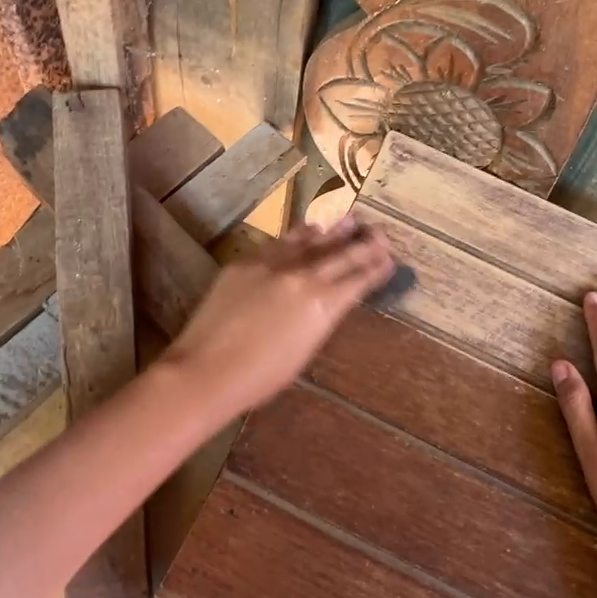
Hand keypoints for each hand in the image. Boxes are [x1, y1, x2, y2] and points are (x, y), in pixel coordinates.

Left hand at [160, 218, 395, 413]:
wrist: (208, 368)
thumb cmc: (261, 377)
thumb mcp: (304, 349)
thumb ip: (320, 317)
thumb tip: (329, 299)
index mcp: (323, 304)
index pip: (357, 280)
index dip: (375, 268)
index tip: (388, 258)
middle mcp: (303, 277)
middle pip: (340, 255)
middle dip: (363, 244)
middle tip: (380, 233)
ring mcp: (272, 264)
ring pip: (310, 241)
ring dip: (333, 231)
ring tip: (350, 220)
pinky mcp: (246, 261)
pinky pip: (280, 243)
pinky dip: (299, 236)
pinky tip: (308, 230)